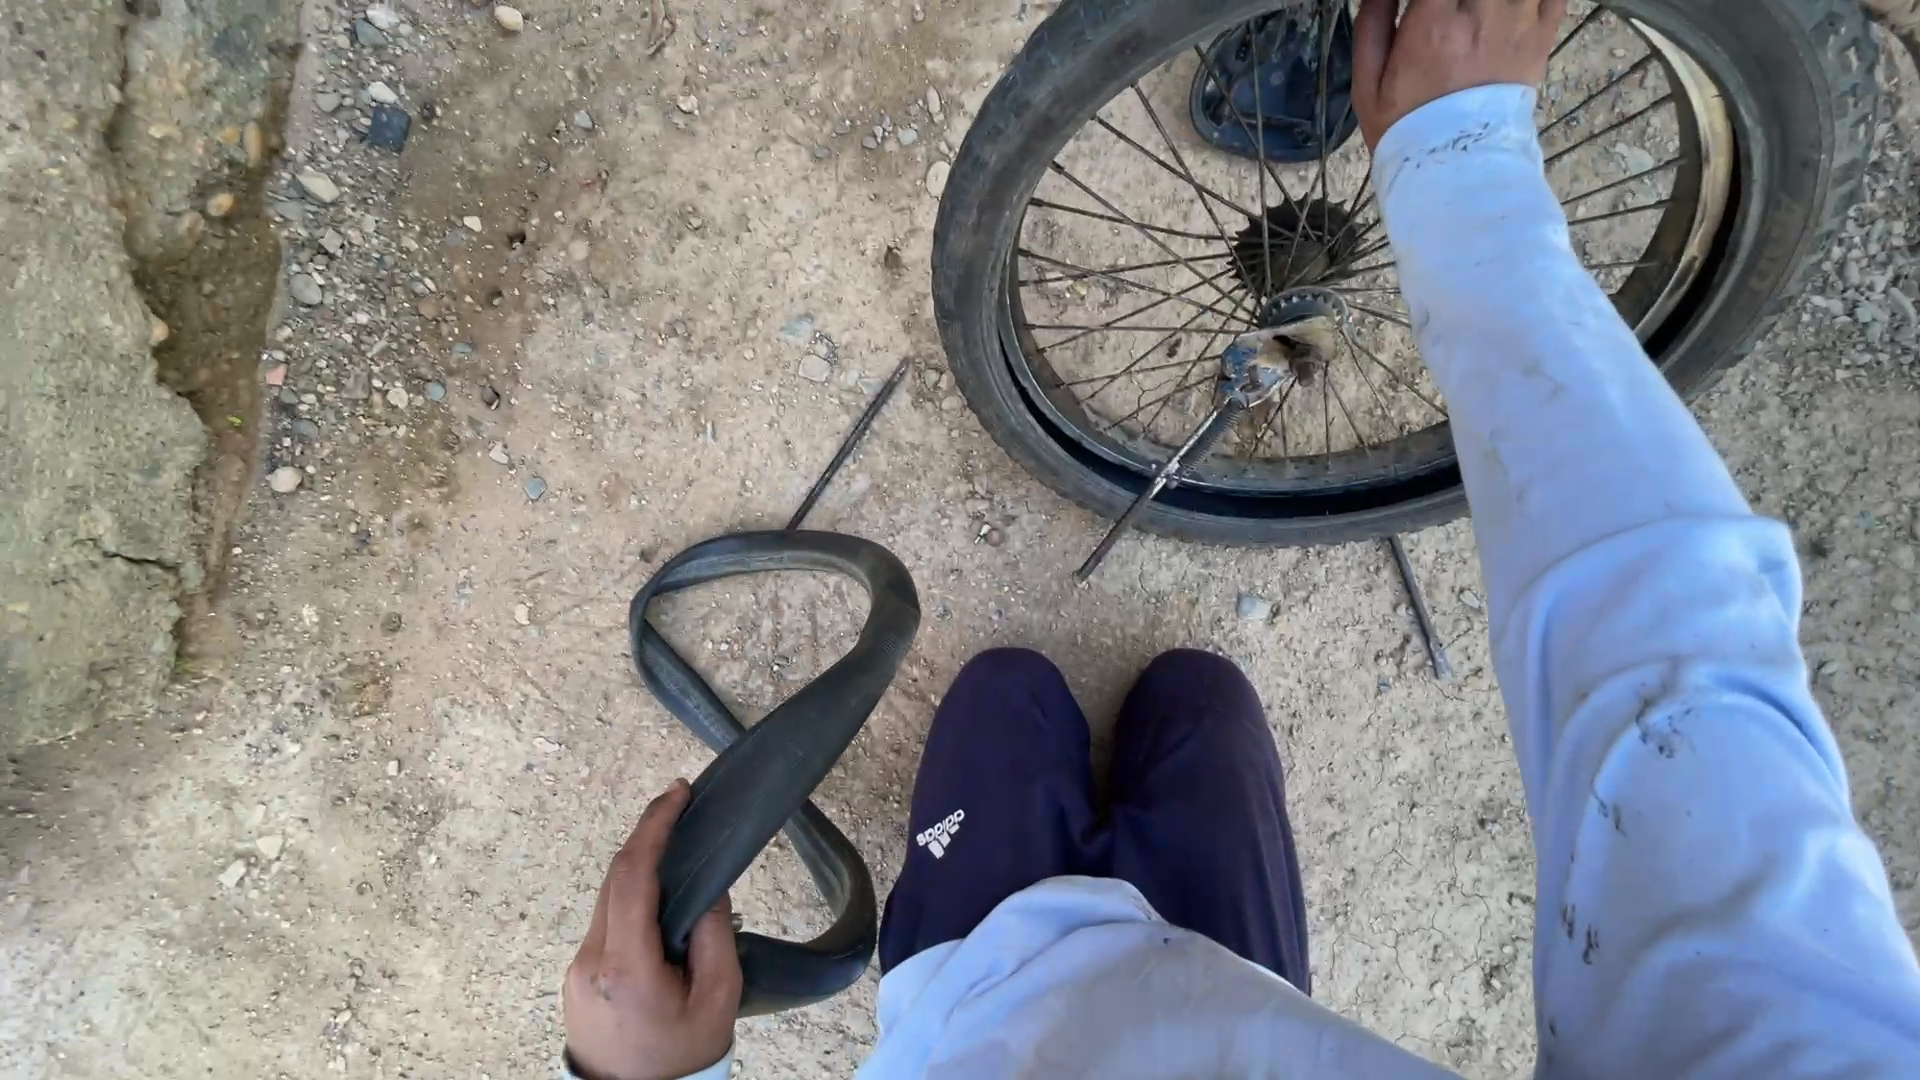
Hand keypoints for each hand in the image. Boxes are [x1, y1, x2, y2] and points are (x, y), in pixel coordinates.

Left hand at [564, 780, 741, 1079]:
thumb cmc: (684, 1052)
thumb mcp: (719, 993)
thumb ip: (714, 931)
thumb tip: (707, 882)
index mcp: (625, 965)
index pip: (633, 876)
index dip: (655, 826)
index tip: (679, 792)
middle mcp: (590, 960)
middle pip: (616, 878)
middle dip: (648, 833)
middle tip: (681, 803)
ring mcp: (578, 968)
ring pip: (610, 896)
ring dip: (642, 864)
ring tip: (678, 842)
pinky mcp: (579, 975)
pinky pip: (608, 918)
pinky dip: (634, 892)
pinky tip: (662, 892)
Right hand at [1353, 0, 1567, 149]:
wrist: (1453, 166)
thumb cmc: (1404, 127)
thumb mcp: (1367, 87)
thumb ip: (1371, 26)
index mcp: (1432, 24)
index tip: (1419, 2)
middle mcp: (1481, 11)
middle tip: (1443, 10)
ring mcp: (1519, 16)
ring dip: (1483, 0)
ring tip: (1470, 13)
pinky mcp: (1543, 29)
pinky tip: (1503, 9)